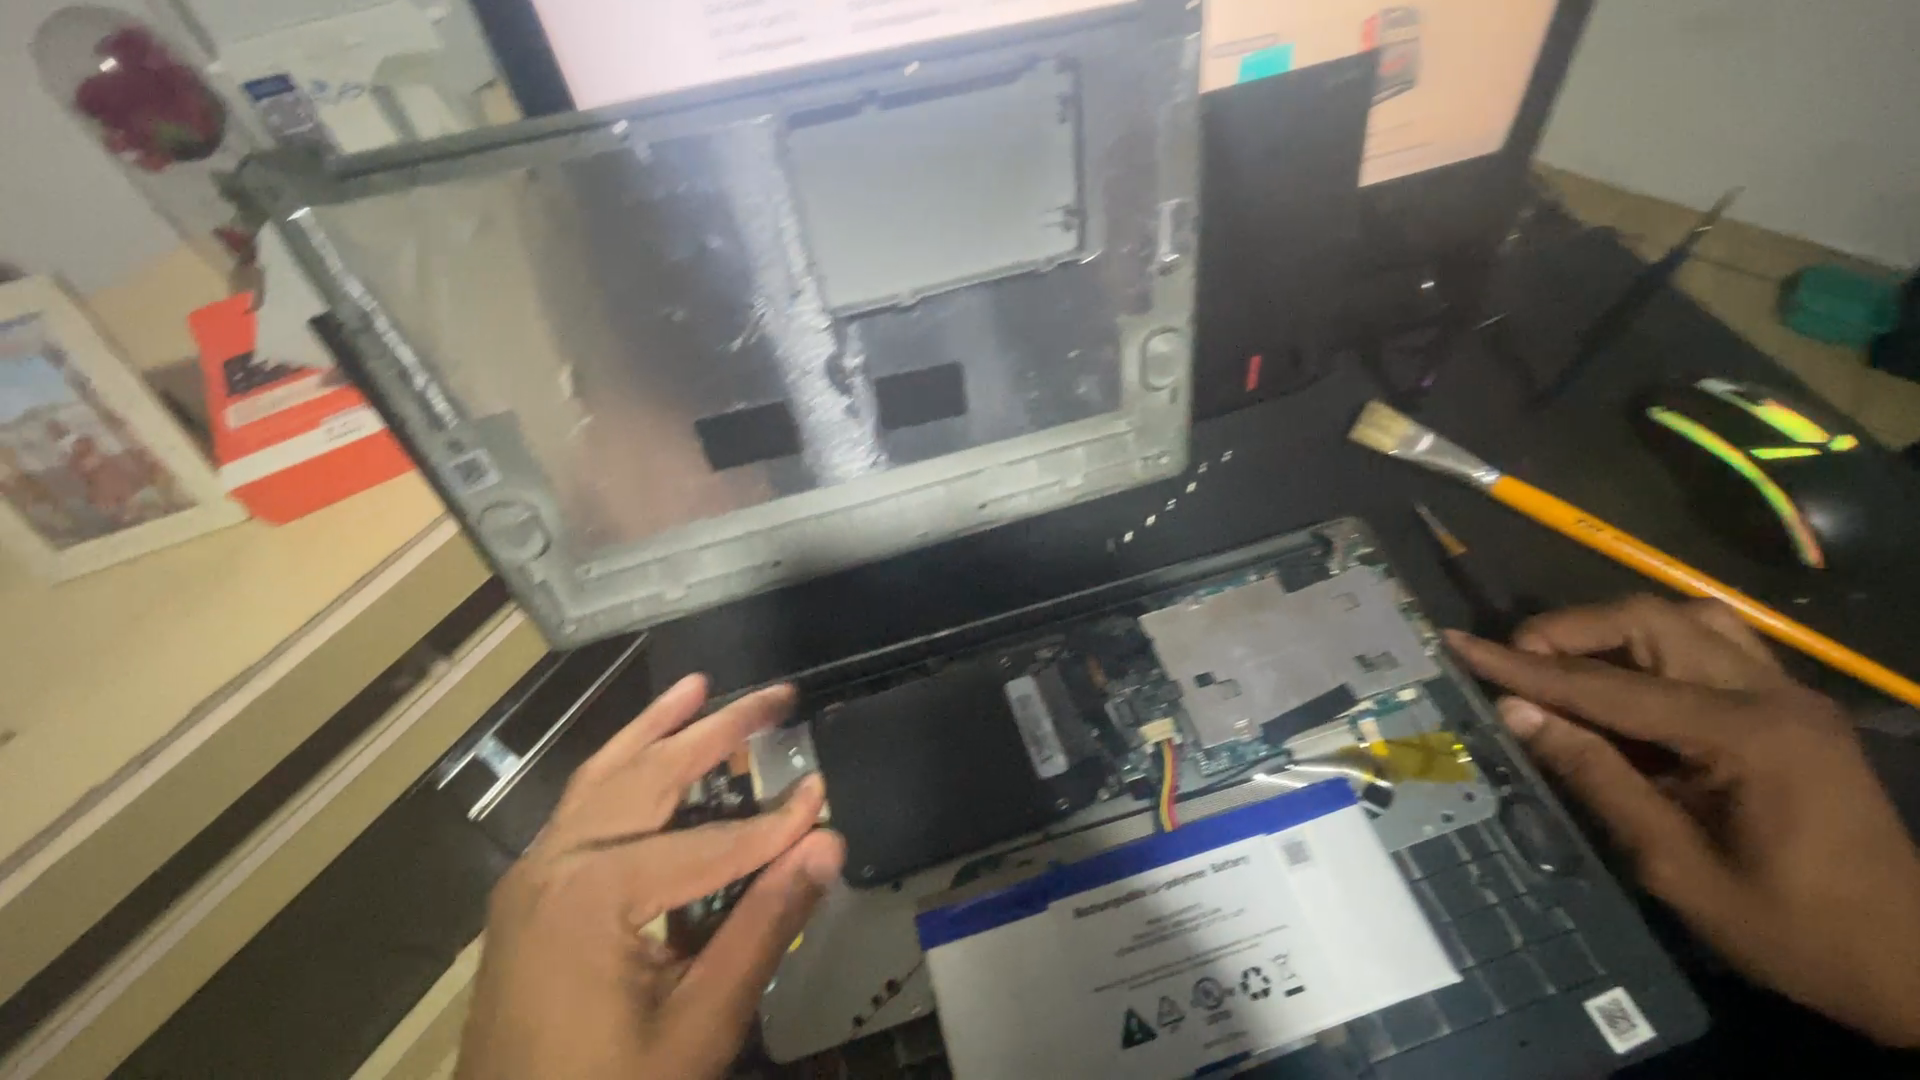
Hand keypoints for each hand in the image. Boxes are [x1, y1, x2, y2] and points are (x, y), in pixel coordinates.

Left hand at [456, 676, 844, 1079]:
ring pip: (604, 776)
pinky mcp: (528, 890)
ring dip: (656, 727)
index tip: (826, 793)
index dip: (776, 824)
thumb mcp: (701, 1022)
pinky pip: (579, 806)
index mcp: (594, 894)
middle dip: (718, 731)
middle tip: (775, 696)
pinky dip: (619, 764)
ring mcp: (533, 873)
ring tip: (698, 686)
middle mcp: (555, 862)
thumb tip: (828, 844)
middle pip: (651, 777)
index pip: (711, 843)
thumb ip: (766, 925)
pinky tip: (642, 751)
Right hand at [1447, 596, 1919, 1047]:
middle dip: (1566, 632)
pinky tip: (1623, 678)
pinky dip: (1652, 643)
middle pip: (1648, 621)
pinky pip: (1712, 640)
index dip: (1521, 666)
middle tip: (1513, 666)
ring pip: (1682, 617)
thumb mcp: (1674, 867)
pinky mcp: (1789, 706)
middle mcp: (1771, 695)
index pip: (1604, 684)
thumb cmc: (1793, 930)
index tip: (1459, 645)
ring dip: (1610, 631)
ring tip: (1562, 666)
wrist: (1915, 966)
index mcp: (1746, 736)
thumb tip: (1515, 712)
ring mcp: (1788, 694)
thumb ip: (1595, 777)